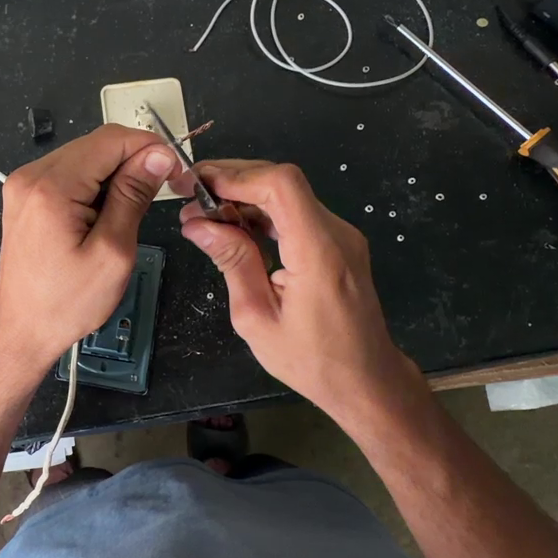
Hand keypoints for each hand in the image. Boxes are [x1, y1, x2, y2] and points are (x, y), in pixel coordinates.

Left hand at [0, 124, 179, 372]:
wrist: (23, 330)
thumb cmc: (68, 303)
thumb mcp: (113, 252)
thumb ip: (134, 196)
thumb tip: (158, 155)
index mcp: (50, 187)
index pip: (110, 140)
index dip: (149, 147)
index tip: (176, 172)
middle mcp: (30, 175)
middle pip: (95, 143)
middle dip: (134, 159)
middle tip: (163, 189)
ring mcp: (23, 184)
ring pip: (84, 155)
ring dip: (115, 172)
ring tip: (134, 206)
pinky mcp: (25, 195)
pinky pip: (68, 172)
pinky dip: (94, 183)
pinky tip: (107, 210)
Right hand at [177, 160, 420, 416]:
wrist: (367, 381)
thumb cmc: (311, 361)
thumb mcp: (257, 318)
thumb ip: (232, 263)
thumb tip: (197, 225)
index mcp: (318, 252)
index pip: (282, 185)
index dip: (238, 176)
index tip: (198, 186)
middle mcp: (336, 233)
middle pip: (283, 181)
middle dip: (233, 180)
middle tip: (190, 197)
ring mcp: (340, 235)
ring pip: (288, 193)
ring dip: (244, 195)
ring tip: (204, 214)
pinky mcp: (337, 242)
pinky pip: (296, 212)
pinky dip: (261, 210)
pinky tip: (232, 226)